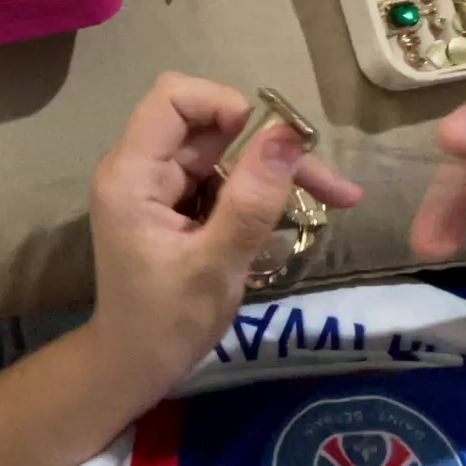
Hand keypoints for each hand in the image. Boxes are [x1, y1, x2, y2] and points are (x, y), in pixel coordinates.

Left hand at [87, 73, 363, 396]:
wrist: (135, 366)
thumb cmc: (166, 323)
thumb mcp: (216, 266)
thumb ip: (251, 201)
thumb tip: (288, 134)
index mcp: (131, 174)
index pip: (172, 99)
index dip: (223, 104)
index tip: (270, 140)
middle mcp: (140, 167)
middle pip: (209, 126)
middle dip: (269, 147)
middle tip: (329, 185)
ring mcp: (158, 183)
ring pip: (224, 150)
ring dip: (274, 171)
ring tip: (334, 198)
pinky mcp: (176, 200)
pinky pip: (223, 176)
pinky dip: (260, 190)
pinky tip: (298, 213)